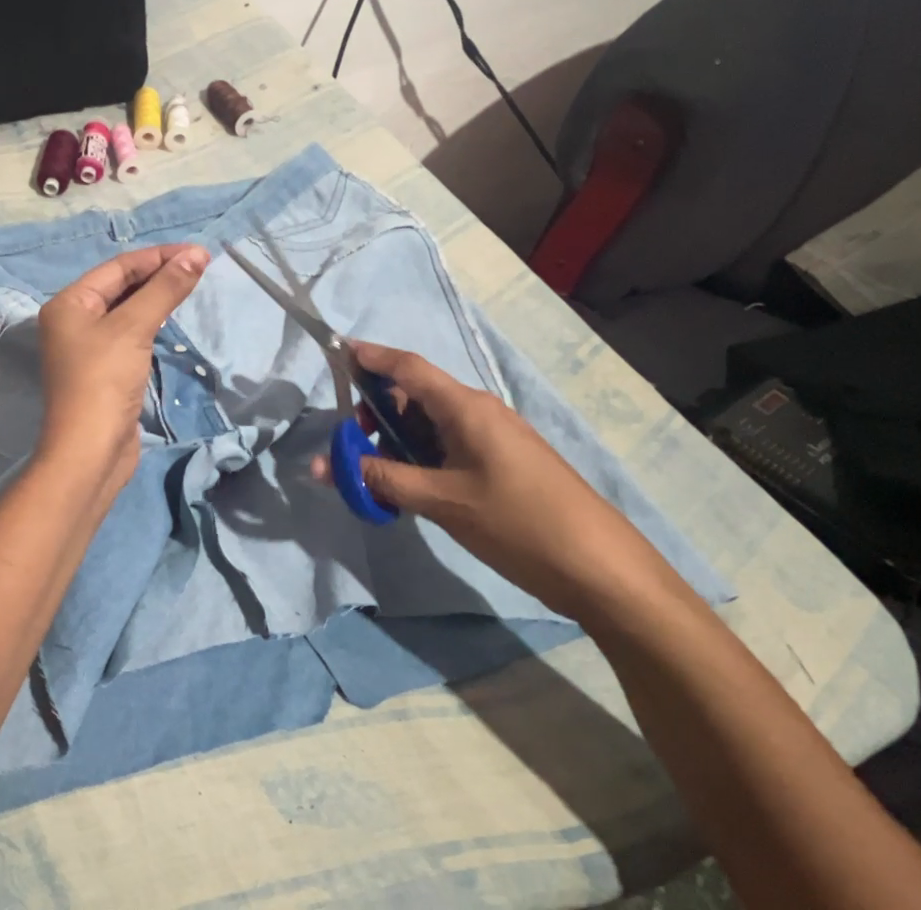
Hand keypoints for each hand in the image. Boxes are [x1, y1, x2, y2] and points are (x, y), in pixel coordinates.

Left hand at [36, 243, 208, 488]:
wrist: (91, 450)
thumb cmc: (104, 381)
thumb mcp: (134, 328)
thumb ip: (164, 289)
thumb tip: (196, 255)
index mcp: (68, 304)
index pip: (117, 267)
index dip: (158, 257)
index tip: (199, 253)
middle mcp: (72, 321)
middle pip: (119, 286)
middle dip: (158, 275)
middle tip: (200, 267)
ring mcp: (86, 348)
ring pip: (126, 311)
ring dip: (156, 298)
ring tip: (191, 286)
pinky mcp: (103, 371)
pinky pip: (129, 335)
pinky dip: (150, 323)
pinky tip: (171, 319)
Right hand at [314, 342, 683, 622]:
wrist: (598, 567)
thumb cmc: (518, 522)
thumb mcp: (441, 501)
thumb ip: (379, 479)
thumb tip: (321, 466)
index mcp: (465, 408)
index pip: (408, 367)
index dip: (370, 357)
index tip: (333, 353)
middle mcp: (477, 413)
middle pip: (413, 396)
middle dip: (374, 412)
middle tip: (347, 446)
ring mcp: (491, 439)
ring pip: (428, 425)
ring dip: (394, 442)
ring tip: (372, 476)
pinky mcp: (498, 464)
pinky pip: (445, 447)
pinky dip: (417, 459)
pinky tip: (404, 489)